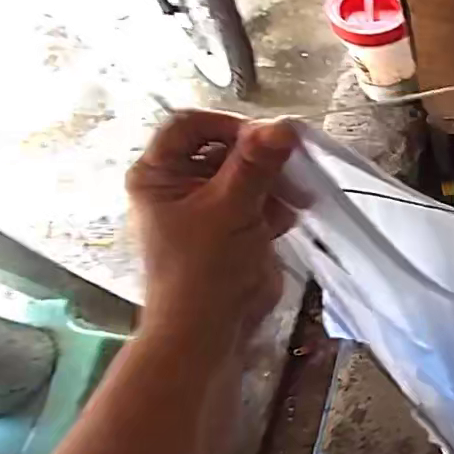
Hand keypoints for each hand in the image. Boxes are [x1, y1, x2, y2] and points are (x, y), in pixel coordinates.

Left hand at [126, 111, 304, 339]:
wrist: (213, 328)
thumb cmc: (204, 269)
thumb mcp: (229, 208)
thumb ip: (256, 165)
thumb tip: (282, 127)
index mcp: (160, 175)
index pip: (190, 126)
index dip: (227, 126)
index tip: (265, 139)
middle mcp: (183, 184)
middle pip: (226, 148)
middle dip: (260, 159)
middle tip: (290, 167)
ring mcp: (212, 205)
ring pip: (251, 173)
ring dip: (275, 183)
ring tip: (294, 199)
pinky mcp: (238, 223)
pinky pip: (264, 198)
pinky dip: (278, 205)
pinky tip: (283, 222)